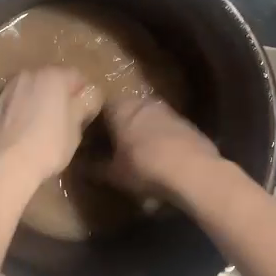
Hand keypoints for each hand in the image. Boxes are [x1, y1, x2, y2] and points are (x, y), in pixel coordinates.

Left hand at [0, 67, 100, 185]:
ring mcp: (7, 88)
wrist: (4, 163)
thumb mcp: (75, 128)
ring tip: (41, 124)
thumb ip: (83, 106)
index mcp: (53, 76)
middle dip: (59, 94)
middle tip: (66, 118)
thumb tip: (89, 95)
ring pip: (30, 89)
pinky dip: (20, 109)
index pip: (77, 76)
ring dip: (38, 100)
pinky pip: (14, 102)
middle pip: (51, 79)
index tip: (86, 111)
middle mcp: (28, 74)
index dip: (84, 93)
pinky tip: (22, 129)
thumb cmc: (48, 145)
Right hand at [100, 96, 220, 200]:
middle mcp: (142, 102)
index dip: (95, 124)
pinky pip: (165, 128)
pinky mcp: (186, 123)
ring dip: (141, 131)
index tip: (92, 139)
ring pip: (146, 118)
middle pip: (125, 110)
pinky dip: (160, 138)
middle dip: (119, 126)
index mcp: (120, 108)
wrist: (194, 171)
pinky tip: (161, 158)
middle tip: (113, 147)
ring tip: (137, 154)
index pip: (101, 108)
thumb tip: (81, 167)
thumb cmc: (145, 167)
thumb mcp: (114, 173)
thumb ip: (96, 168)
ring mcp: (167, 110)